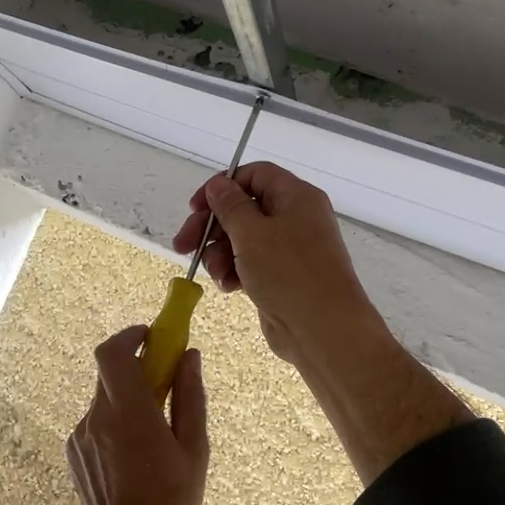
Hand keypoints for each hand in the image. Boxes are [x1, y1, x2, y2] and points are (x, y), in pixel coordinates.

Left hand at [60, 326, 208, 504]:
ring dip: (126, 402)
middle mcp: (97, 417)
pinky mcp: (73, 451)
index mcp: (129, 412)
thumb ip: (190, 395)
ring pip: (103, 400)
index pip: (113, 352)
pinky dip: (113, 425)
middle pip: (109, 373)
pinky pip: (94, 423)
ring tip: (152, 438)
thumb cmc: (172, 500)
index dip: (129, 336)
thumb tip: (189, 356)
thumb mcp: (194, 447)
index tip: (151, 336)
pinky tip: (133, 458)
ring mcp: (80, 435)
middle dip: (135, 370)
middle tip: (163, 384)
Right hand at [174, 162, 473, 483]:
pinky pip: (248, 264)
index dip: (222, 187)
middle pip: (242, 210)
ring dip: (219, 254)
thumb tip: (218, 185)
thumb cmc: (289, 273)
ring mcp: (288, 249)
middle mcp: (294, 218)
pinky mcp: (280, 276)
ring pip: (241, 240)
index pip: (254, 175)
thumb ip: (230, 206)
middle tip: (182, 245)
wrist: (322, 328)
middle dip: (210, 227)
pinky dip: (233, 271)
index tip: (195, 207)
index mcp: (295, 197)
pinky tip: (228, 287)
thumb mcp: (252, 234)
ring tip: (216, 273)